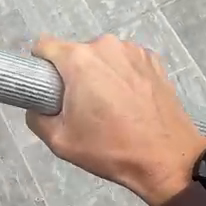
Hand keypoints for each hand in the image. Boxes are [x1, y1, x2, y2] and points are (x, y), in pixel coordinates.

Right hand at [24, 34, 205, 205]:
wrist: (169, 160)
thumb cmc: (111, 150)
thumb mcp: (60, 142)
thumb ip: (36, 118)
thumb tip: (37, 106)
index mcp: (79, 60)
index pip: (44, 45)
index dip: (40, 65)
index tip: (48, 86)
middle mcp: (105, 45)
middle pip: (75, 52)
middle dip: (73, 73)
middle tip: (82, 106)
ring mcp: (132, 49)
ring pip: (102, 56)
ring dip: (99, 73)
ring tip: (111, 105)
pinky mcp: (153, 58)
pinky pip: (125, 60)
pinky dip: (122, 74)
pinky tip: (131, 100)